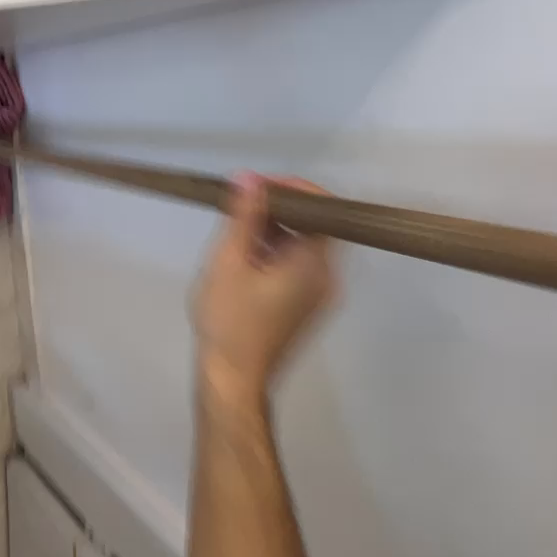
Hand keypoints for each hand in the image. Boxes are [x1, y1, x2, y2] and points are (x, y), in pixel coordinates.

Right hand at [192, 174, 336, 409]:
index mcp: (315, 265)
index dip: (293, 188)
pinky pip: (295, 265)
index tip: (256, 184)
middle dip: (276, 208)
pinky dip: (272, 251)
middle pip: (313, 227)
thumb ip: (243, 217)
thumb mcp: (229, 261)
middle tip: (238, 202)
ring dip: (271, 230)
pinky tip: (240, 255)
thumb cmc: (229, 319)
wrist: (232, 377)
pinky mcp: (303, 306)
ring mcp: (318, 294)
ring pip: (301, 246)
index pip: (322, 210)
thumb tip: (250, 178)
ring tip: (232, 227)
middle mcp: (327, 278)